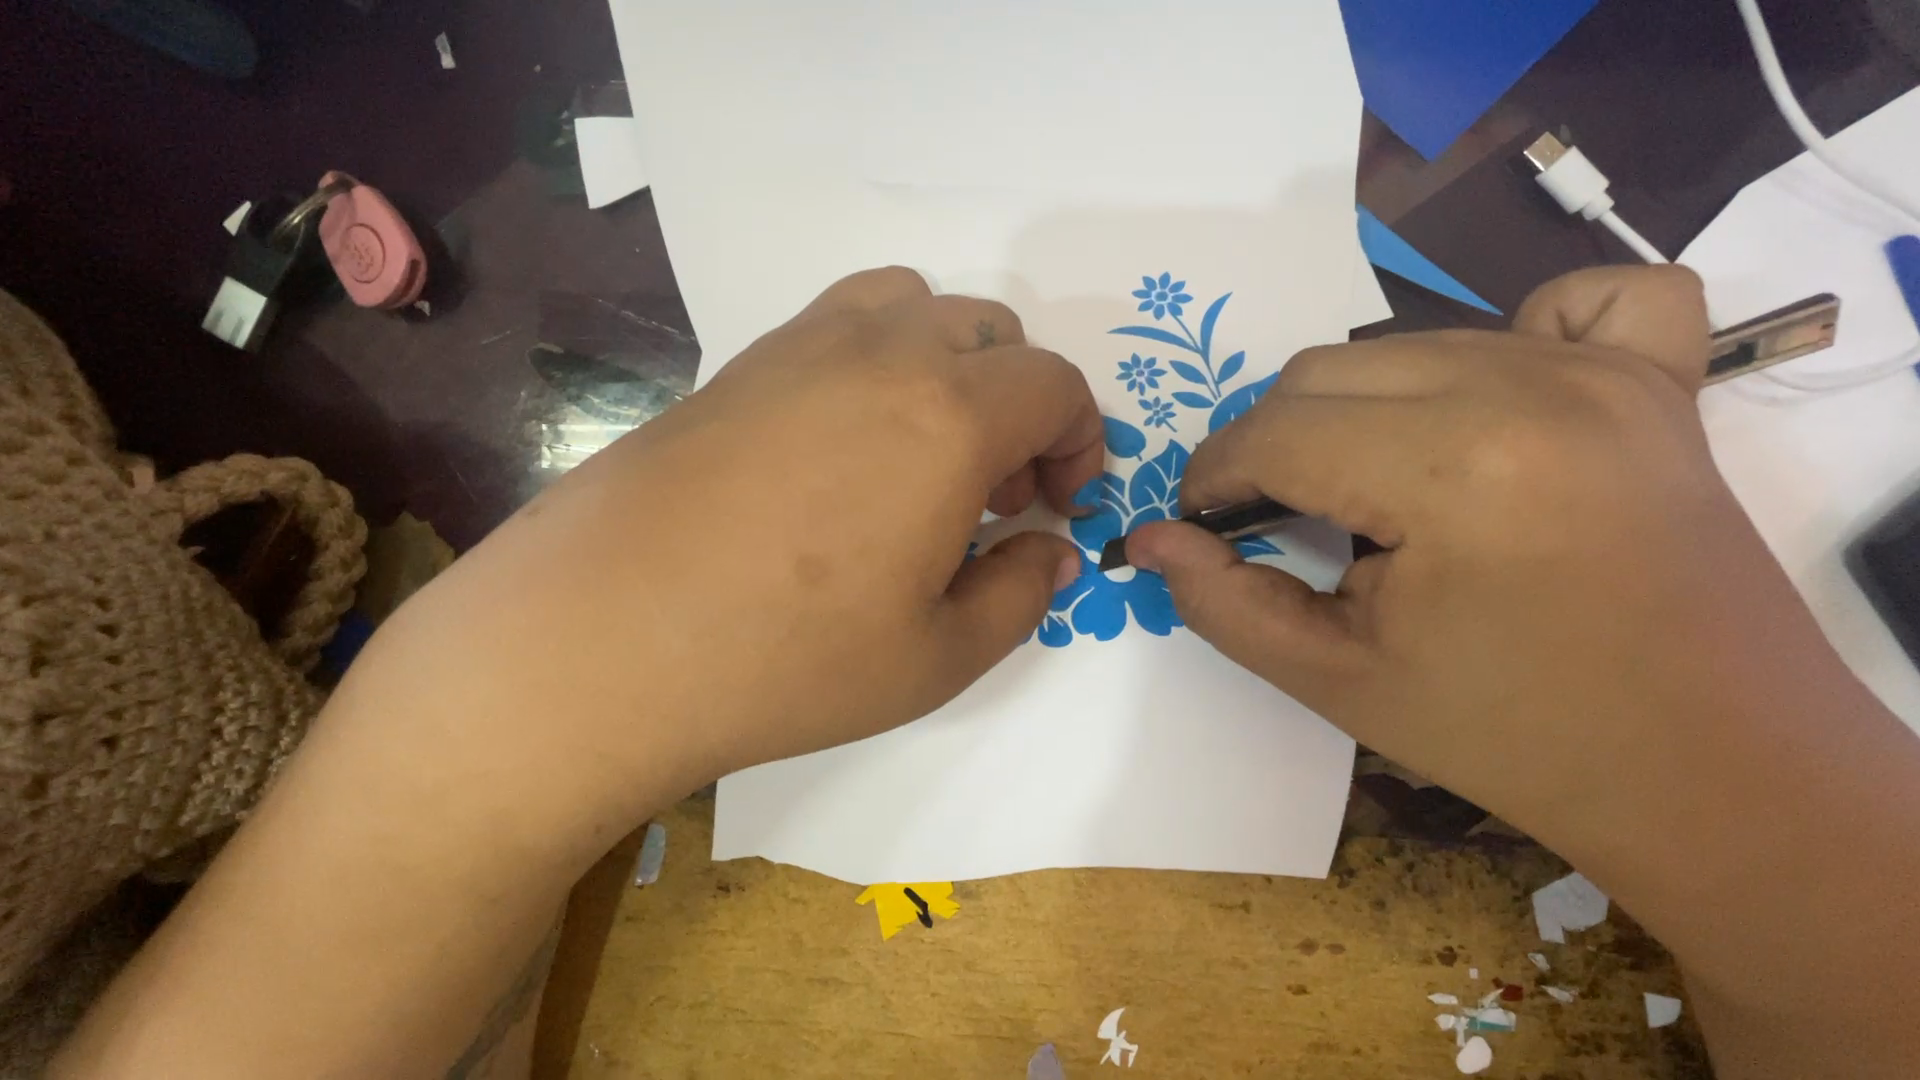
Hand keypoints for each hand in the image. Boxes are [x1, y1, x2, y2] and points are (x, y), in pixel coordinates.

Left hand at [385, 266, 1099, 817]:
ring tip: (923, 451)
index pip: (1054, 385)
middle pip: (992, 334)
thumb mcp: (939, 657)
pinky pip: (840, 323)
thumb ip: (1021, 593)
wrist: (605, 639)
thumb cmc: (788, 661)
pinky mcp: (740, 364)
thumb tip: (1050, 549)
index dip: (1080, 440)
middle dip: (1020, 405)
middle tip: (993, 492)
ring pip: (914, 307)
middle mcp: (884, 354)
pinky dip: (878, 358)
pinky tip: (844, 446)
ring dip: (950, 365)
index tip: (1059, 504)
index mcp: (950, 417)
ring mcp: (803, 346)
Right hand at [1126, 266, 1847, 838]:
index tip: (1203, 523)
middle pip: (1325, 372)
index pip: (1274, 434)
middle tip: (1277, 519)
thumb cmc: (1510, 737)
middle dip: (1271, 444)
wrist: (1713, 775)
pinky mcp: (1662, 382)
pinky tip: (1496, 397)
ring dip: (1358, 408)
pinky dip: (1525, 329)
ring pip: (1408, 342)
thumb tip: (1149, 539)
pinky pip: (1591, 298)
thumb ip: (1222, 601)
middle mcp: (1532, 390)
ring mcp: (1609, 373)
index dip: (1213, 478)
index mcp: (1454, 472)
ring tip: (1371, 489)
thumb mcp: (1335, 681)